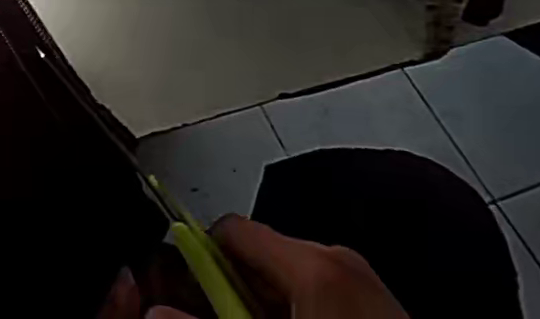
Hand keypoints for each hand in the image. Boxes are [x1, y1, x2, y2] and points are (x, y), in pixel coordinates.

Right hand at [99, 215, 409, 318]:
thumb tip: (159, 310)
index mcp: (315, 263)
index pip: (229, 230)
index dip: (201, 259)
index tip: (192, 289)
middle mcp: (340, 262)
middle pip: (256, 254)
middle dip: (235, 288)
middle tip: (228, 318)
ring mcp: (365, 285)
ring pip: (286, 277)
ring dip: (265, 304)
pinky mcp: (381, 307)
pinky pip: (319, 294)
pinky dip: (300, 311)